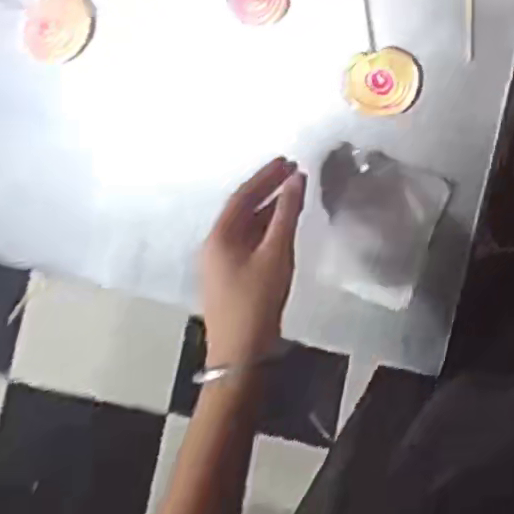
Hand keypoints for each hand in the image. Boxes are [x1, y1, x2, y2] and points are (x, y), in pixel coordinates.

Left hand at [198, 157, 303, 366]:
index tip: (287, 160)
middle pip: (242, 207)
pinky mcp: (232, 274)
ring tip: (295, 191)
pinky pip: (250, 237)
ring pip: (247, 223)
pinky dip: (268, 224)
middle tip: (293, 170)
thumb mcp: (276, 252)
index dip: (265, 175)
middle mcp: (215, 244)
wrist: (242, 353)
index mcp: (219, 237)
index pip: (242, 195)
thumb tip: (297, 178)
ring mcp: (222, 261)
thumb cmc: (257, 299)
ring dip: (270, 205)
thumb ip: (287, 212)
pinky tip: (285, 222)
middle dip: (268, 187)